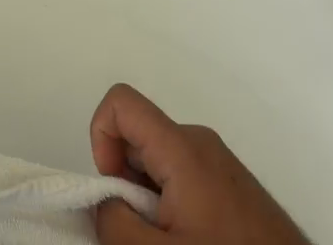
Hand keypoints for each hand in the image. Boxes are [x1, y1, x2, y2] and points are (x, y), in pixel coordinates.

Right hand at [89, 84, 308, 244]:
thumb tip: (106, 202)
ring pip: (157, 162)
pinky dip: (170, 206)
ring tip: (172, 241)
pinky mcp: (232, 186)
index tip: (114, 190)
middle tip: (146, 232)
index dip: (100, 138)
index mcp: (182, 147)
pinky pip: (181, 178)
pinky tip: (191, 241)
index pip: (121, 102)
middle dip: (125, 181)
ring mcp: (219, 164)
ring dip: (147, 200)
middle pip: (137, 137)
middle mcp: (200, 142)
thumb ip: (114, 222)